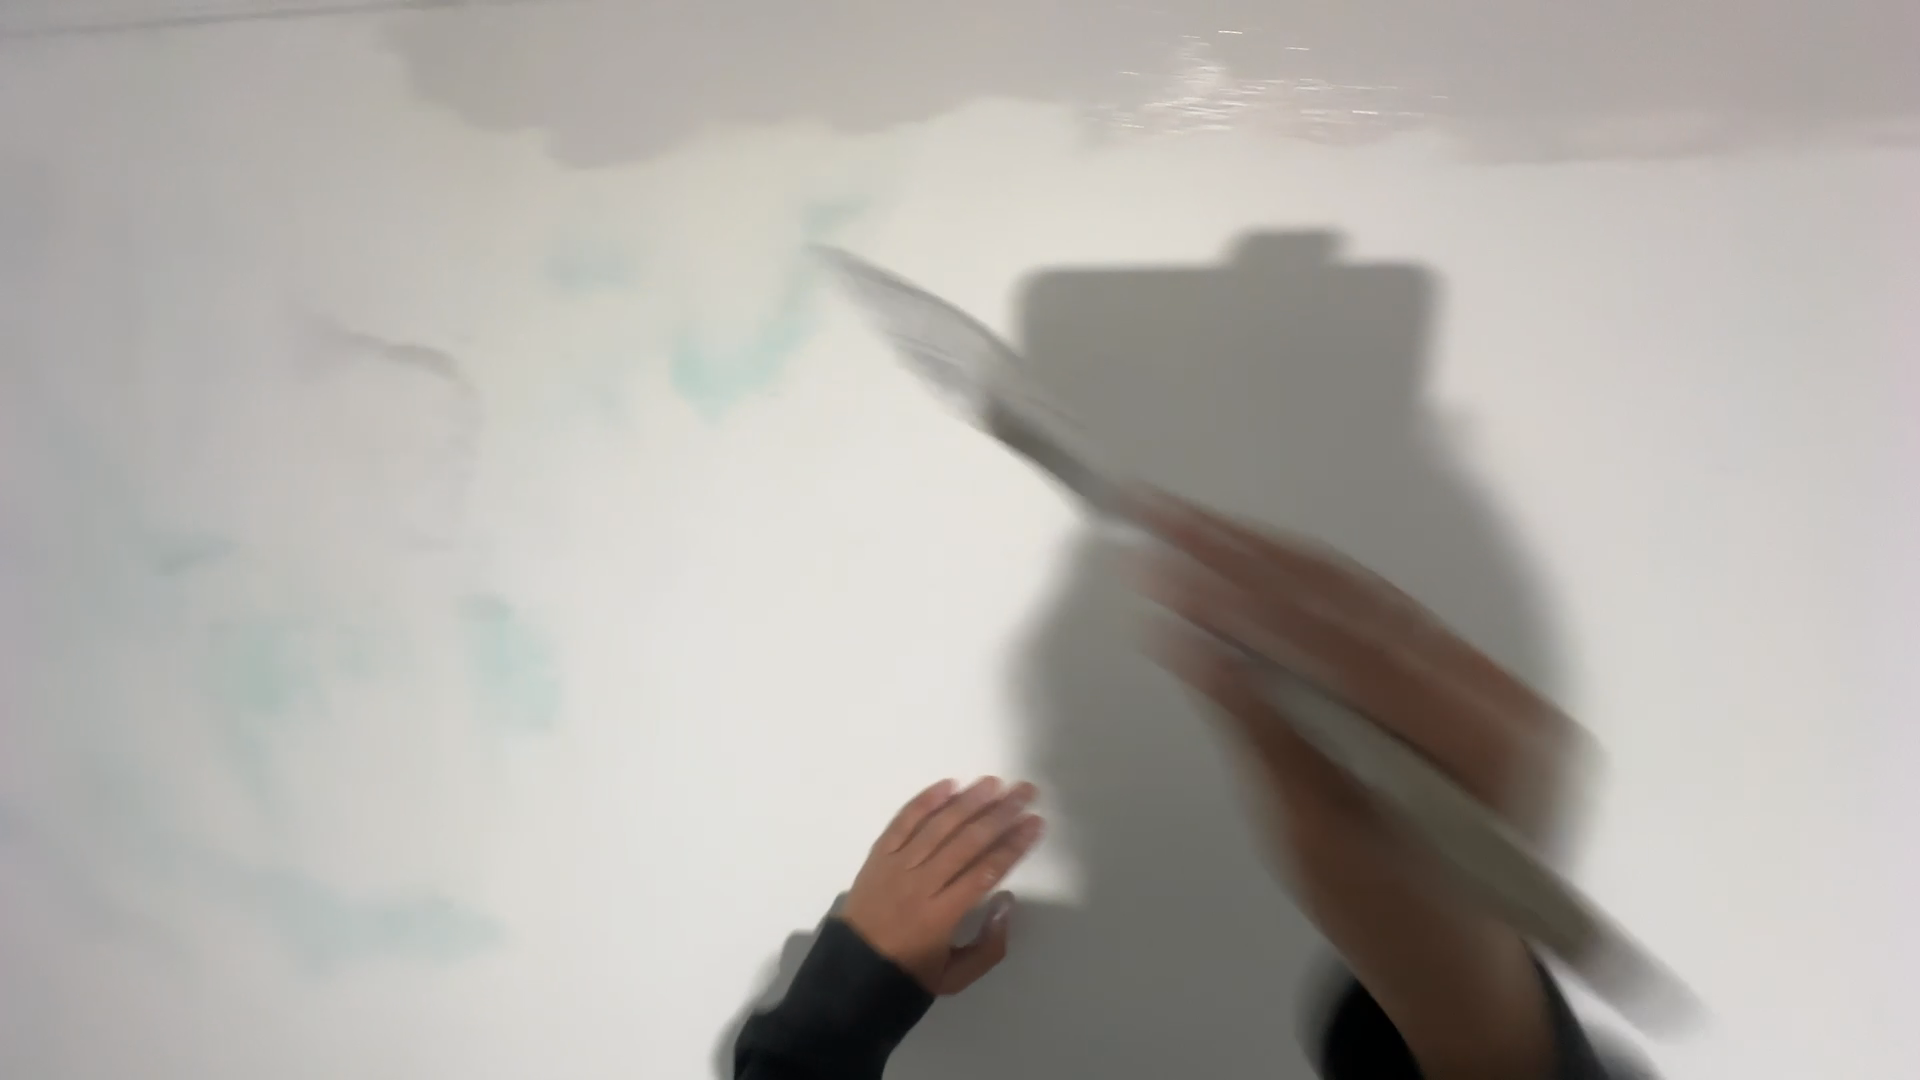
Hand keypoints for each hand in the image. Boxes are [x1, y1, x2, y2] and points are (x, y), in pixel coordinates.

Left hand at [840, 777, 1044, 995]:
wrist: (849, 972)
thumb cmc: (908, 975)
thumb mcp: (955, 978)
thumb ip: (989, 947)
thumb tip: (1007, 901)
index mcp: (941, 915)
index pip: (985, 871)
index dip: (1013, 845)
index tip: (1034, 823)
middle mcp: (920, 884)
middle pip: (966, 841)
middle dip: (999, 814)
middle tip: (1023, 791)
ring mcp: (897, 866)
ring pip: (938, 826)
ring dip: (968, 801)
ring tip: (992, 782)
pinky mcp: (878, 854)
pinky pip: (903, 821)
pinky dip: (925, 801)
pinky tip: (948, 785)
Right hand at [1136, 495, 1572, 1079]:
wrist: (1456, 960)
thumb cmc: (1386, 919)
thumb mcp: (1313, 838)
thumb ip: (1262, 730)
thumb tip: (1191, 643)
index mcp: (1483, 751)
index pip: (1351, 651)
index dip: (1254, 604)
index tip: (1172, 565)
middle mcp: (1498, 697)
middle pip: (1352, 604)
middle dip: (1245, 553)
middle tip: (1163, 512)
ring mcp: (1484, 681)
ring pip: (1358, 597)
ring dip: (1265, 554)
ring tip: (1189, 520)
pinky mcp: (1455, 675)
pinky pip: (1368, 614)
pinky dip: (1297, 583)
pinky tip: (1243, 554)